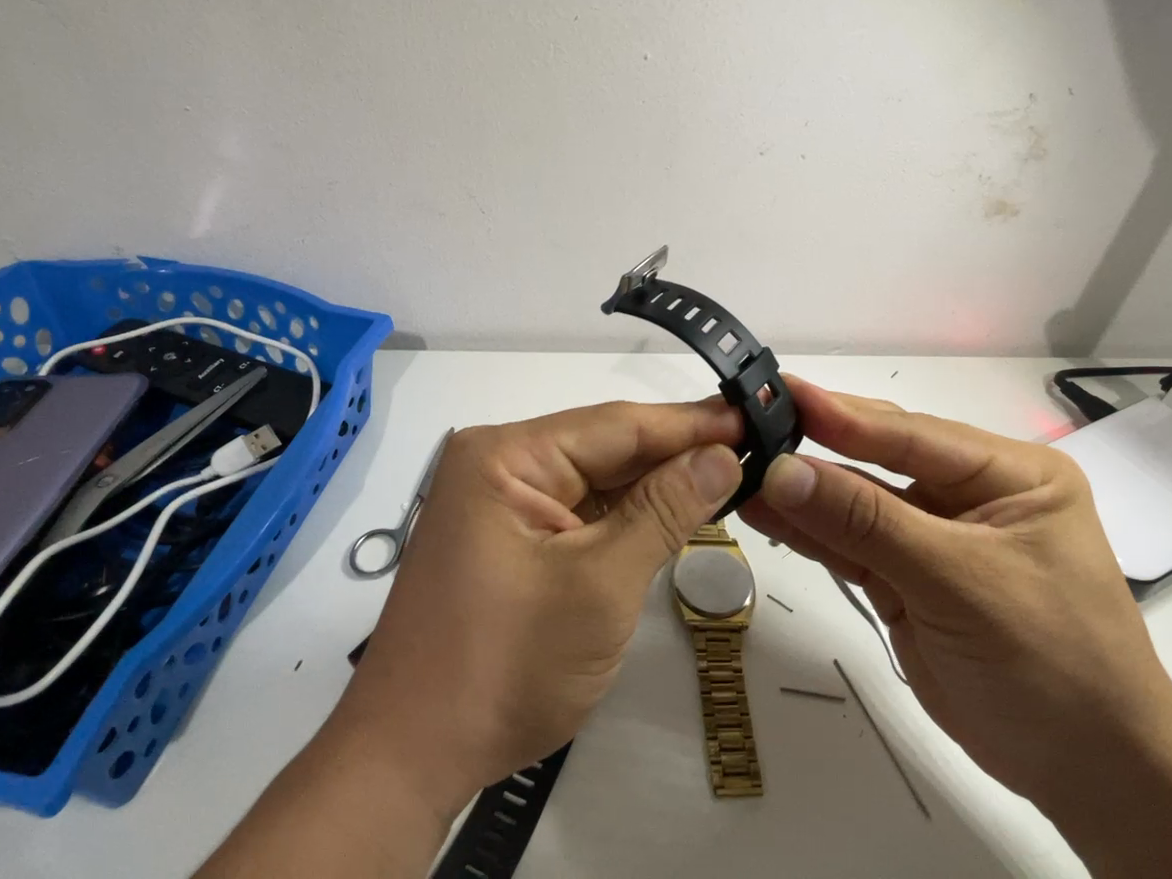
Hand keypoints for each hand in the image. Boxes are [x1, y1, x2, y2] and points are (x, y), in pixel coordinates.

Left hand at [199, 399, 745, 878]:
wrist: (414, 755)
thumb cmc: (505, 665)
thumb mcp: (599, 585)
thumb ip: (662, 512)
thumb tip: (722, 456)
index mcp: (505, 457)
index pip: (617, 425)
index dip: (691, 423)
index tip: (757, 416)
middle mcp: (496, 467)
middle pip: (604, 449)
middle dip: (677, 454)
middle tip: (757, 448)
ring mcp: (497, 507)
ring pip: (594, 483)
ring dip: (654, 488)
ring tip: (730, 476)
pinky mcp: (505, 544)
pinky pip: (576, 517)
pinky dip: (624, 520)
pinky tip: (672, 515)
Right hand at [737, 377, 1171, 811]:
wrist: (1086, 769)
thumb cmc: (1049, 660)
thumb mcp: (960, 581)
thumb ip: (867, 522)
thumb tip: (783, 471)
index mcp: (1009, 474)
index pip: (913, 435)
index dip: (843, 415)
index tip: (780, 391)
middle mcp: (969, 495)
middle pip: (879, 460)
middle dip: (815, 447)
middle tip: (747, 421)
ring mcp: (933, 540)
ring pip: (855, 505)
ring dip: (801, 492)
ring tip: (737, 467)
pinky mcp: (906, 582)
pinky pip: (849, 547)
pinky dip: (807, 533)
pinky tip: (763, 512)